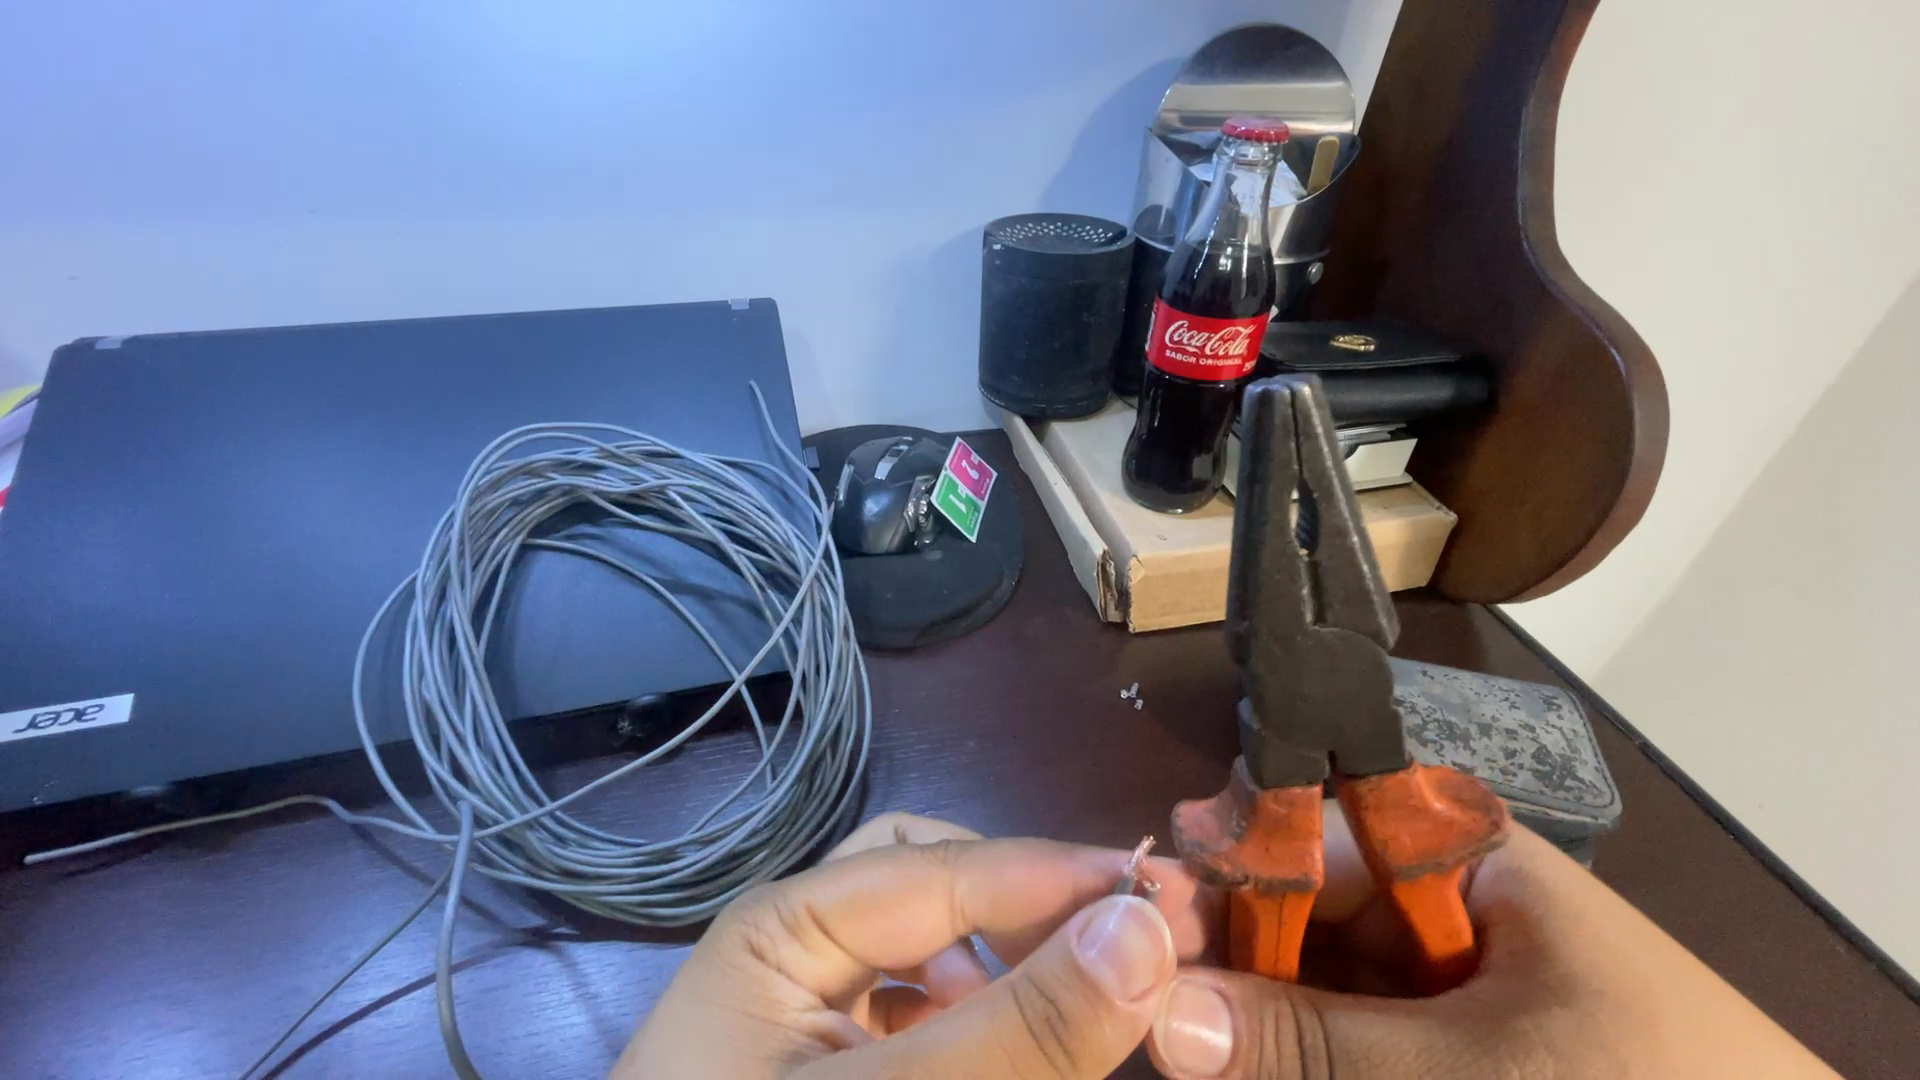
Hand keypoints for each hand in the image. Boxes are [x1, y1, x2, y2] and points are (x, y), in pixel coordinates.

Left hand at [614, 812, 1207, 1078]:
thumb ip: (1014, 1031)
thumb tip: (1140, 928)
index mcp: (784, 926)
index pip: (943, 867)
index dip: (1056, 873)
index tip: (1163, 892)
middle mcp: (796, 946)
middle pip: (929, 879)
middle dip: (1023, 902)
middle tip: (1115, 945)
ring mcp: (811, 1005)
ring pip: (928, 937)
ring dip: (1003, 955)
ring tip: (1066, 997)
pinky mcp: (829, 1059)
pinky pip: (916, 1004)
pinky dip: (973, 1009)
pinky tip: (1002, 1053)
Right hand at [1146, 810, 1840, 1078]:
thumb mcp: (1476, 1077)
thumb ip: (1311, 1045)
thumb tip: (1158, 1013)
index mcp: (1454, 851)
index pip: (1305, 831)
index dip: (1217, 872)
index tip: (1135, 916)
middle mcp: (1434, 898)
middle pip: (1298, 904)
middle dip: (1224, 956)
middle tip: (1148, 1005)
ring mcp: (1437, 972)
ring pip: (1313, 973)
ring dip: (1255, 1014)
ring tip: (1188, 1046)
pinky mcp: (1441, 1036)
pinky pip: (1349, 1027)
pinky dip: (1301, 1049)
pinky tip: (1249, 1063)